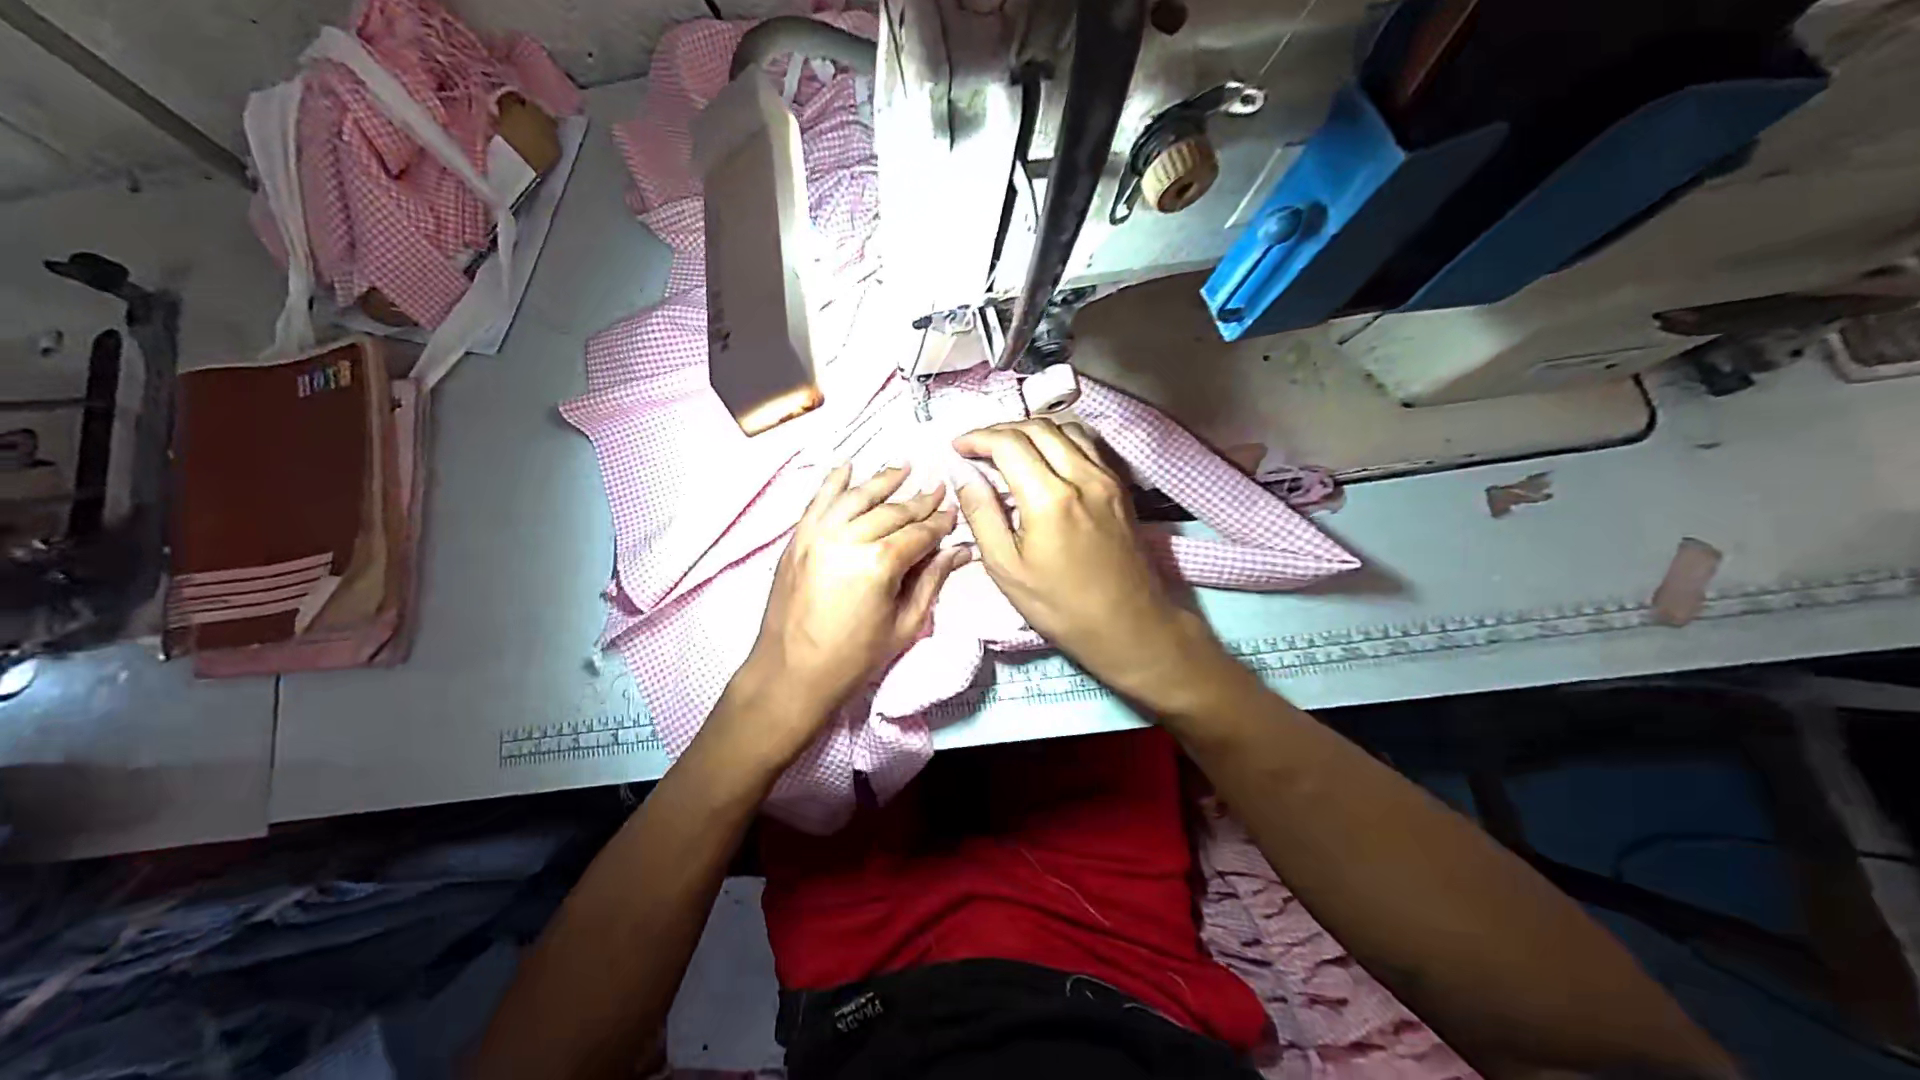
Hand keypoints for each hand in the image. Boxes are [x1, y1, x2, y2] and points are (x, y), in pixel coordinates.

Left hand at [720, 463, 968, 763]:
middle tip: (938, 487)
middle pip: (891, 512)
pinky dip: (833, 482)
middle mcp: (847, 540)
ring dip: (881, 481)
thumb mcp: (905, 626)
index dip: (940, 523)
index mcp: (879, 564)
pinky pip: (818, 502)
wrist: (790, 676)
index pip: (918, 533)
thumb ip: (931, 581)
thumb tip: (959, 552)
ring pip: (856, 497)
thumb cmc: (853, 660)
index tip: (954, 512)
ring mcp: (818, 536)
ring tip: (903, 468)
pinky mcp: (797, 540)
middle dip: (918, 500)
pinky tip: (848, 468)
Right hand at [952, 419, 1247, 713]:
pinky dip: (1059, 439)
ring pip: (1065, 429)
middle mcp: (1082, 476)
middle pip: (1036, 428)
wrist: (1129, 625)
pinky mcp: (1120, 486)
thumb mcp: (1006, 568)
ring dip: (1031, 430)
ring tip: (1008, 450)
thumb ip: (981, 513)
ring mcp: (1106, 478)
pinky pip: (1087, 444)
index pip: (1008, 443)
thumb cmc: (1060, 606)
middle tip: (977, 448)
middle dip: (1000, 429)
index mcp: (1049, 499)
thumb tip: (962, 472)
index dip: (977, 438)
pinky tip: (1045, 458)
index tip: (957, 447)